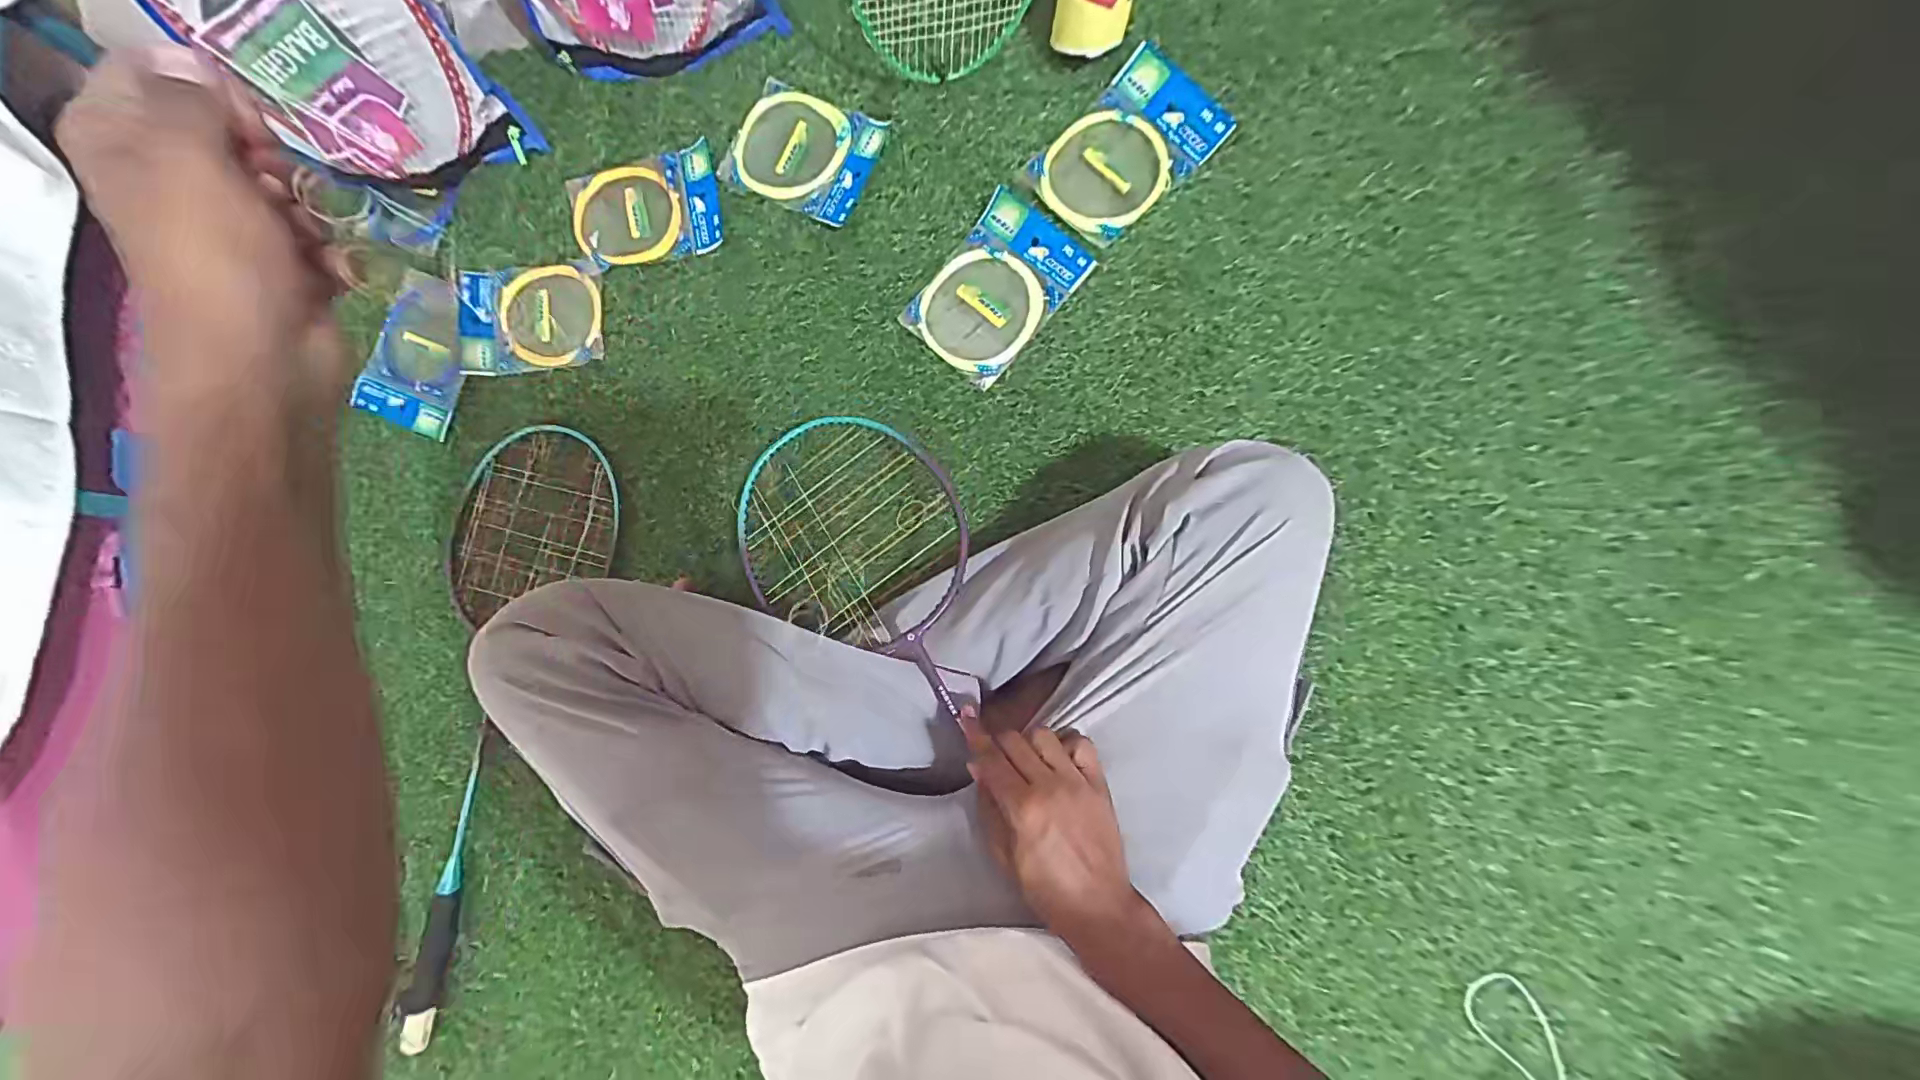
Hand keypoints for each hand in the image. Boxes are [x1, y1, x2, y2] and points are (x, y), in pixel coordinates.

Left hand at [56, 46, 349, 408]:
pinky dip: (334, 253)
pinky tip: (333, 270)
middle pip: (237, 135)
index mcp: (125, 140)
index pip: (162, 76)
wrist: (265, 355)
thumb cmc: (219, 258)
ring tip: (311, 238)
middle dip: (279, 159)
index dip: (216, 90)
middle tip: (284, 184)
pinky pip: (319, 238)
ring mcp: (233, 226)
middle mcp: (174, 178)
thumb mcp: (191, 158)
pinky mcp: (284, 265)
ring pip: (289, 189)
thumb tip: (200, 67)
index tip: (256, 124)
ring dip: (316, 211)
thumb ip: (191, 100)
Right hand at [962, 709, 1157, 940]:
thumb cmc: (1045, 888)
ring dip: (1028, 741)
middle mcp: (1050, 786)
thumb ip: (989, 807)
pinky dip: (1065, 742)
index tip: (966, 716)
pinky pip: (1081, 743)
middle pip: (1015, 741)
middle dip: (997, 742)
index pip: (992, 758)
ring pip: (1044, 735)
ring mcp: (1078, 781)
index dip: (975, 735)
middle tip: (994, 755)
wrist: (1097, 905)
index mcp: (1023, 807)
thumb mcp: (1004, 855)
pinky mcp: (1099, 783)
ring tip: (1027, 759)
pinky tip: (1058, 758)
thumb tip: (978, 769)